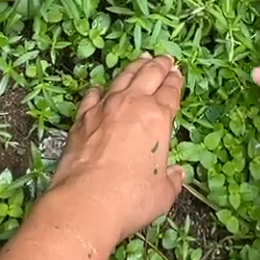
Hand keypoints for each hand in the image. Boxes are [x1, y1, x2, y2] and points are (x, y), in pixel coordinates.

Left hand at [45, 54, 185, 247]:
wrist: (86, 201)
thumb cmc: (130, 198)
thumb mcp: (163, 193)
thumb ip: (171, 179)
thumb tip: (176, 174)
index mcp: (157, 118)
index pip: (170, 91)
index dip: (175, 80)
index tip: (177, 72)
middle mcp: (132, 105)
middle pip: (148, 75)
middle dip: (159, 65)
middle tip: (164, 58)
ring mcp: (105, 108)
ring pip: (122, 78)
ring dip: (134, 68)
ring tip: (141, 61)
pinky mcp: (82, 118)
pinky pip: (93, 96)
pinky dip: (100, 91)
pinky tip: (101, 89)